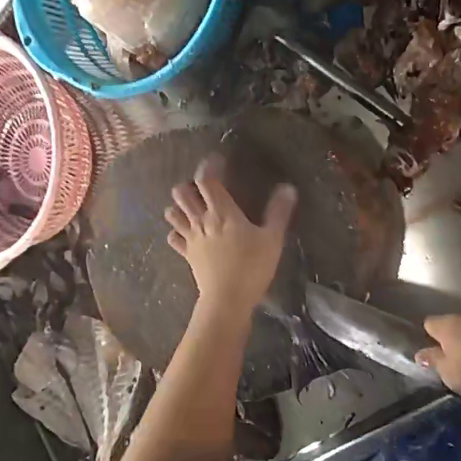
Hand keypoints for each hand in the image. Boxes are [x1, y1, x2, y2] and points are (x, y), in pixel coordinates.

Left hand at [165, 156, 297, 310]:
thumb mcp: (272, 239)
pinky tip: (186, 234)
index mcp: (222, 212)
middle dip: (188, 186)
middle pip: (181, 193)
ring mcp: (190, 238)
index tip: (217, 160)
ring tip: (193, 209)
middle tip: (204, 190)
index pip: (207, 180)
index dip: (209, 166)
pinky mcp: (186, 255)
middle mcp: (201, 220)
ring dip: (179, 207)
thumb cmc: (252, 267)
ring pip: (172, 213)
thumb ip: (279, 212)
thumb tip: (288, 188)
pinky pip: (174, 238)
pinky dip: (177, 233)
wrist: (227, 300)